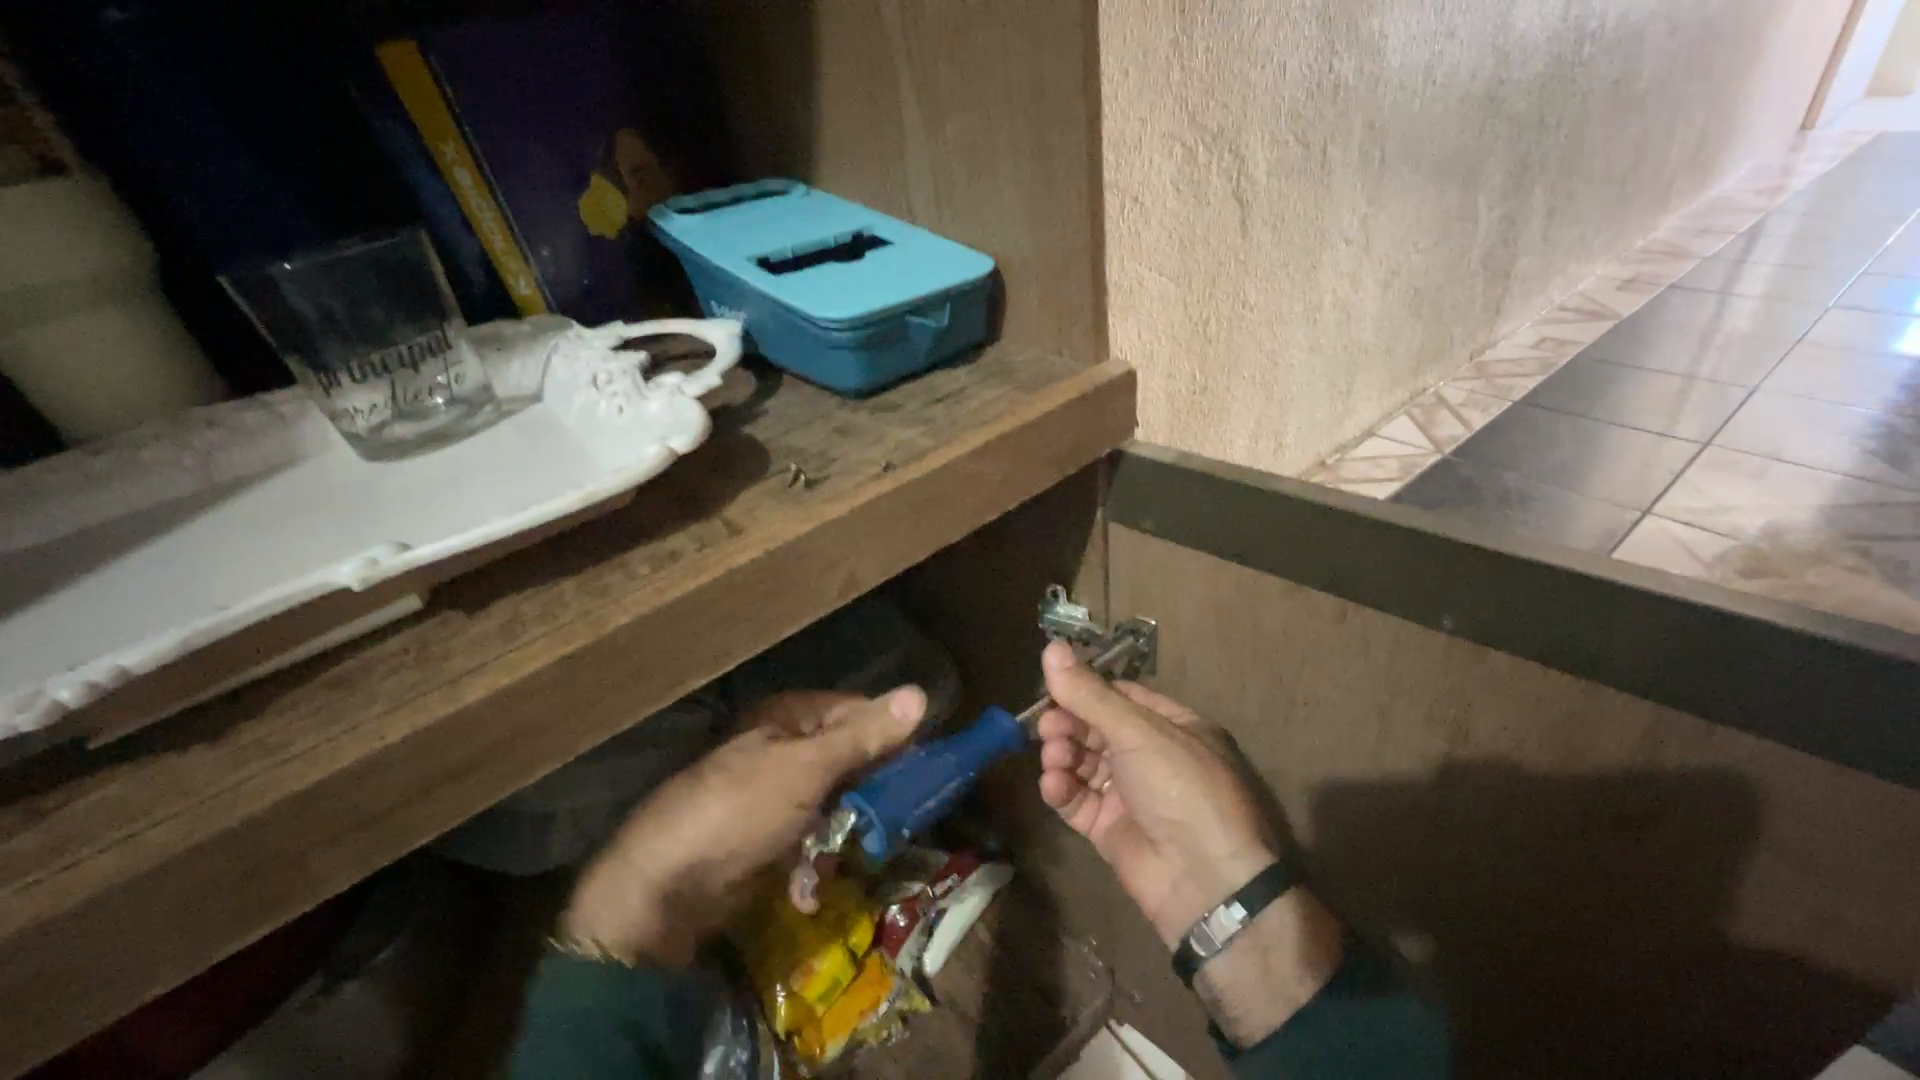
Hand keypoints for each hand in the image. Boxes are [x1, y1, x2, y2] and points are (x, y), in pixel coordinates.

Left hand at [561, 687, 926, 965]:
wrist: (664, 889)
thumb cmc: (738, 811)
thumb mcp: (806, 768)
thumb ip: (864, 737)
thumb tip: (920, 693)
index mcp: (787, 719)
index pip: (857, 713)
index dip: (892, 735)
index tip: (924, 765)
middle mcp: (783, 751)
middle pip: (849, 760)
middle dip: (874, 790)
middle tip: (900, 816)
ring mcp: (774, 797)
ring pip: (836, 803)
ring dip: (848, 830)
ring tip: (860, 853)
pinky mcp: (768, 840)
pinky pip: (812, 840)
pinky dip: (817, 860)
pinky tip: (814, 882)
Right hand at [1035, 641, 1277, 946]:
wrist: (1205, 880)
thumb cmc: (1181, 788)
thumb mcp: (1138, 732)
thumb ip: (1089, 694)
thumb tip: (1050, 646)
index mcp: (1173, 727)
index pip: (1120, 696)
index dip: (1085, 690)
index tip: (1052, 686)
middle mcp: (1152, 757)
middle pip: (1096, 728)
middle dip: (1069, 724)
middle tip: (1048, 727)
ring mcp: (1131, 794)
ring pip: (1083, 763)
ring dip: (1063, 755)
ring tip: (1055, 759)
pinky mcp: (1110, 829)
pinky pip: (1078, 800)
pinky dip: (1062, 789)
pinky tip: (1055, 785)